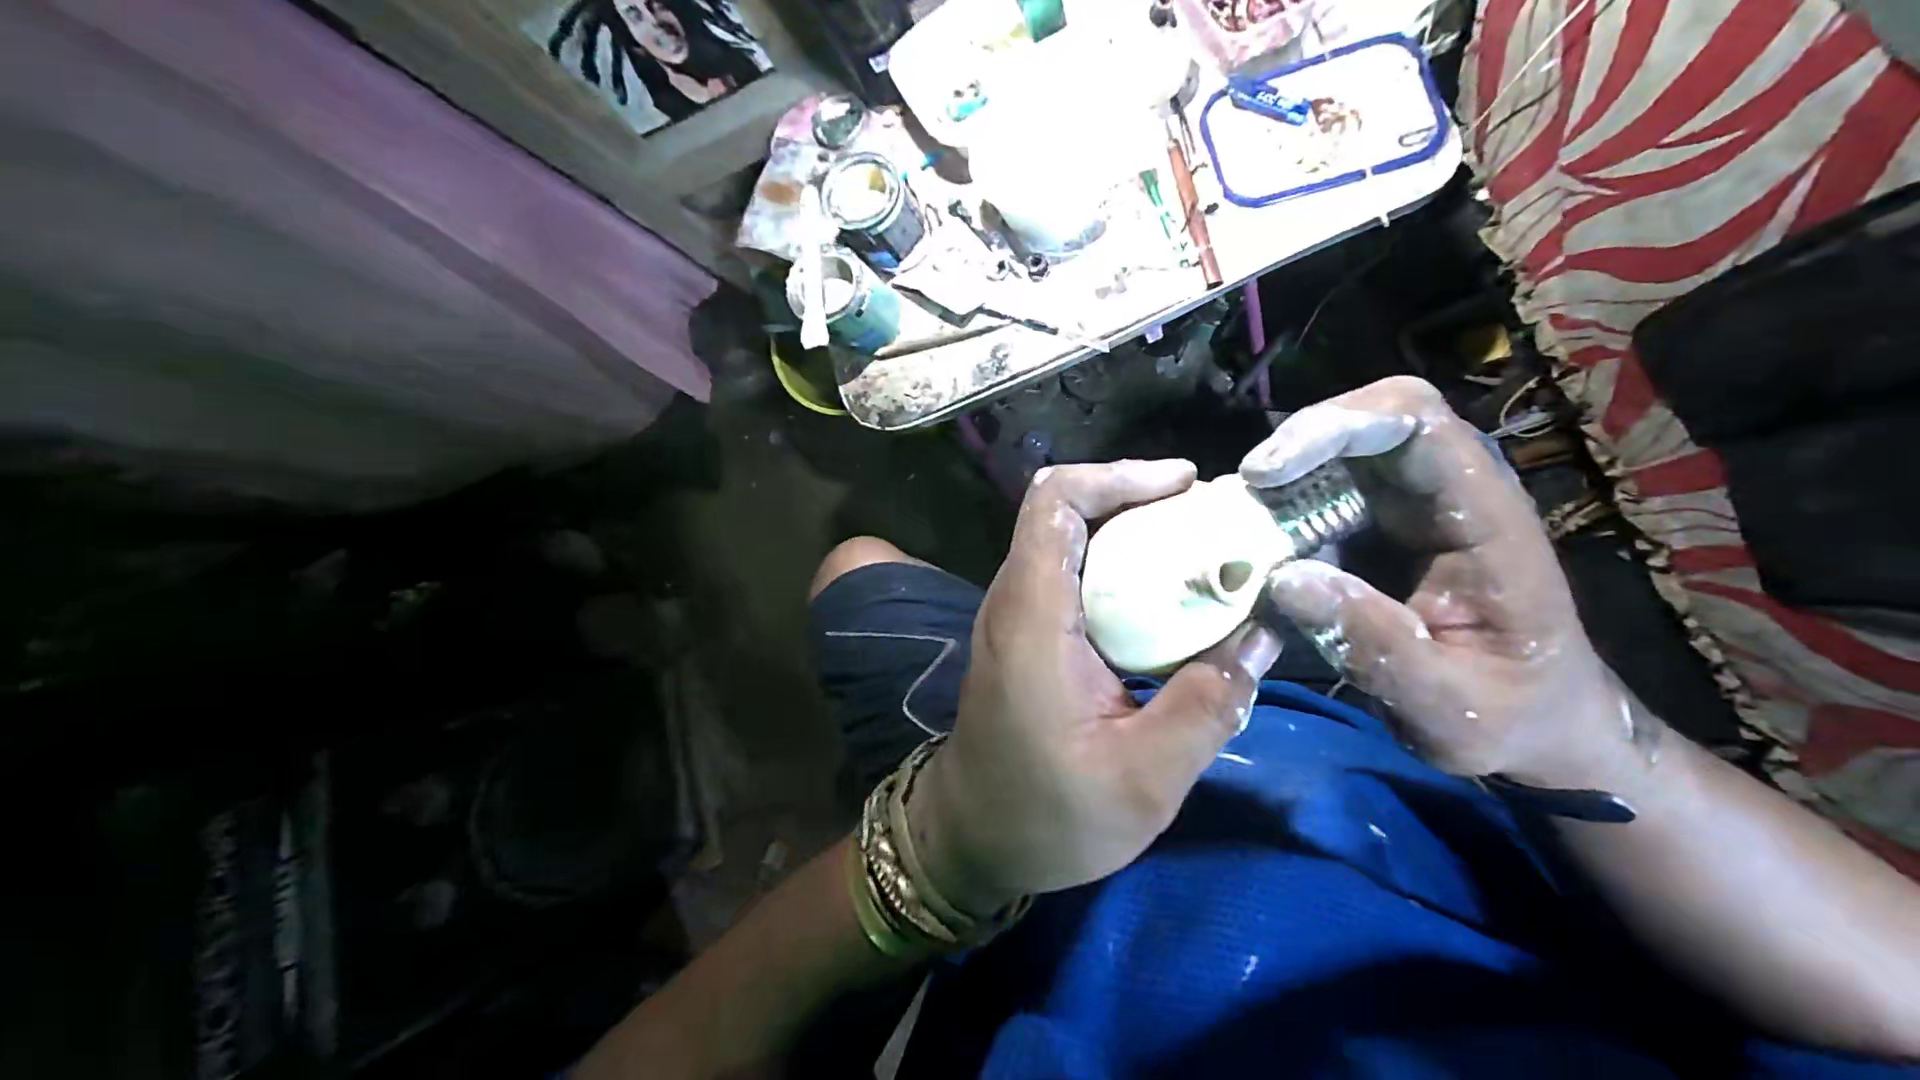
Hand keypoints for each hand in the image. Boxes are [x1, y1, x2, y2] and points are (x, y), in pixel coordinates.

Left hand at [909, 461, 1283, 916]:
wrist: (971, 837)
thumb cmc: (1046, 817)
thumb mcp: (1143, 780)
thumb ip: (1206, 707)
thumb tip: (1261, 638)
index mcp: (1032, 617)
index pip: (1055, 502)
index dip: (1118, 476)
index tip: (1184, 485)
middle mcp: (1015, 600)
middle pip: (1068, 512)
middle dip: (1140, 500)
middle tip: (1213, 518)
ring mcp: (1016, 616)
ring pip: (1071, 541)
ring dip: (1133, 534)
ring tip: (1204, 550)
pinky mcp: (1026, 636)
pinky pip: (1074, 577)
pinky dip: (1121, 570)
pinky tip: (1170, 600)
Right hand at [1241, 376, 1643, 786]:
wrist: (1537, 729)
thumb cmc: (1513, 718)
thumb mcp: (1446, 703)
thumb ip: (1374, 644)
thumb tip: (1282, 578)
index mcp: (1482, 519)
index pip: (1416, 426)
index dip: (1336, 427)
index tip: (1265, 474)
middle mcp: (1440, 499)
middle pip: (1366, 423)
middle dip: (1294, 448)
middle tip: (1240, 493)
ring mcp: (1403, 514)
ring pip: (1331, 461)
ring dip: (1276, 489)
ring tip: (1231, 533)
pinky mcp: (1371, 536)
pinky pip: (1314, 505)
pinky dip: (1274, 521)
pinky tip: (1247, 558)